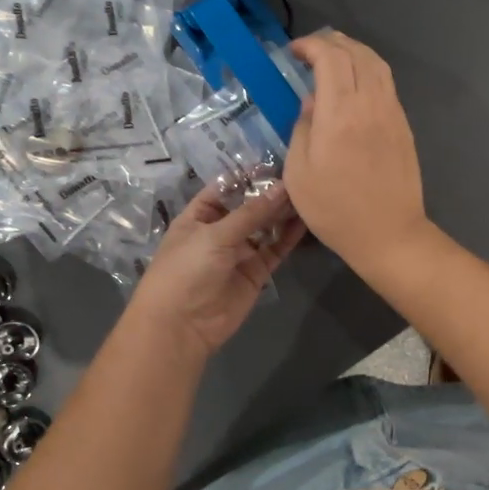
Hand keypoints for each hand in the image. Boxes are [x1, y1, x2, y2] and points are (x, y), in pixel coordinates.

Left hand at [128, 183, 305, 361]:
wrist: (182, 325)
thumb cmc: (186, 271)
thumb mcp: (215, 235)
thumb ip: (251, 213)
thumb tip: (282, 188)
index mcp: (198, 217)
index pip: (224, 189)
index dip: (246, 176)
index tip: (274, 163)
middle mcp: (219, 232)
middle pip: (249, 207)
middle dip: (269, 194)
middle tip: (297, 177)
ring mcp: (239, 252)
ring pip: (265, 227)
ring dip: (282, 213)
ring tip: (306, 195)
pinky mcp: (256, 272)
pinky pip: (276, 248)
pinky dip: (289, 236)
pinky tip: (305, 220)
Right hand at [285, 30, 429, 268]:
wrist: (390, 233)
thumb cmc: (336, 209)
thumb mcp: (299, 174)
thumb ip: (303, 128)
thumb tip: (313, 102)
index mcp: (341, 113)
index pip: (331, 58)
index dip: (311, 46)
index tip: (294, 53)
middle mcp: (371, 104)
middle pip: (357, 54)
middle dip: (332, 43)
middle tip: (311, 50)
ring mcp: (393, 114)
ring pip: (378, 65)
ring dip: (355, 53)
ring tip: (334, 58)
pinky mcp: (404, 127)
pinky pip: (387, 85)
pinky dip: (369, 72)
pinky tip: (356, 85)